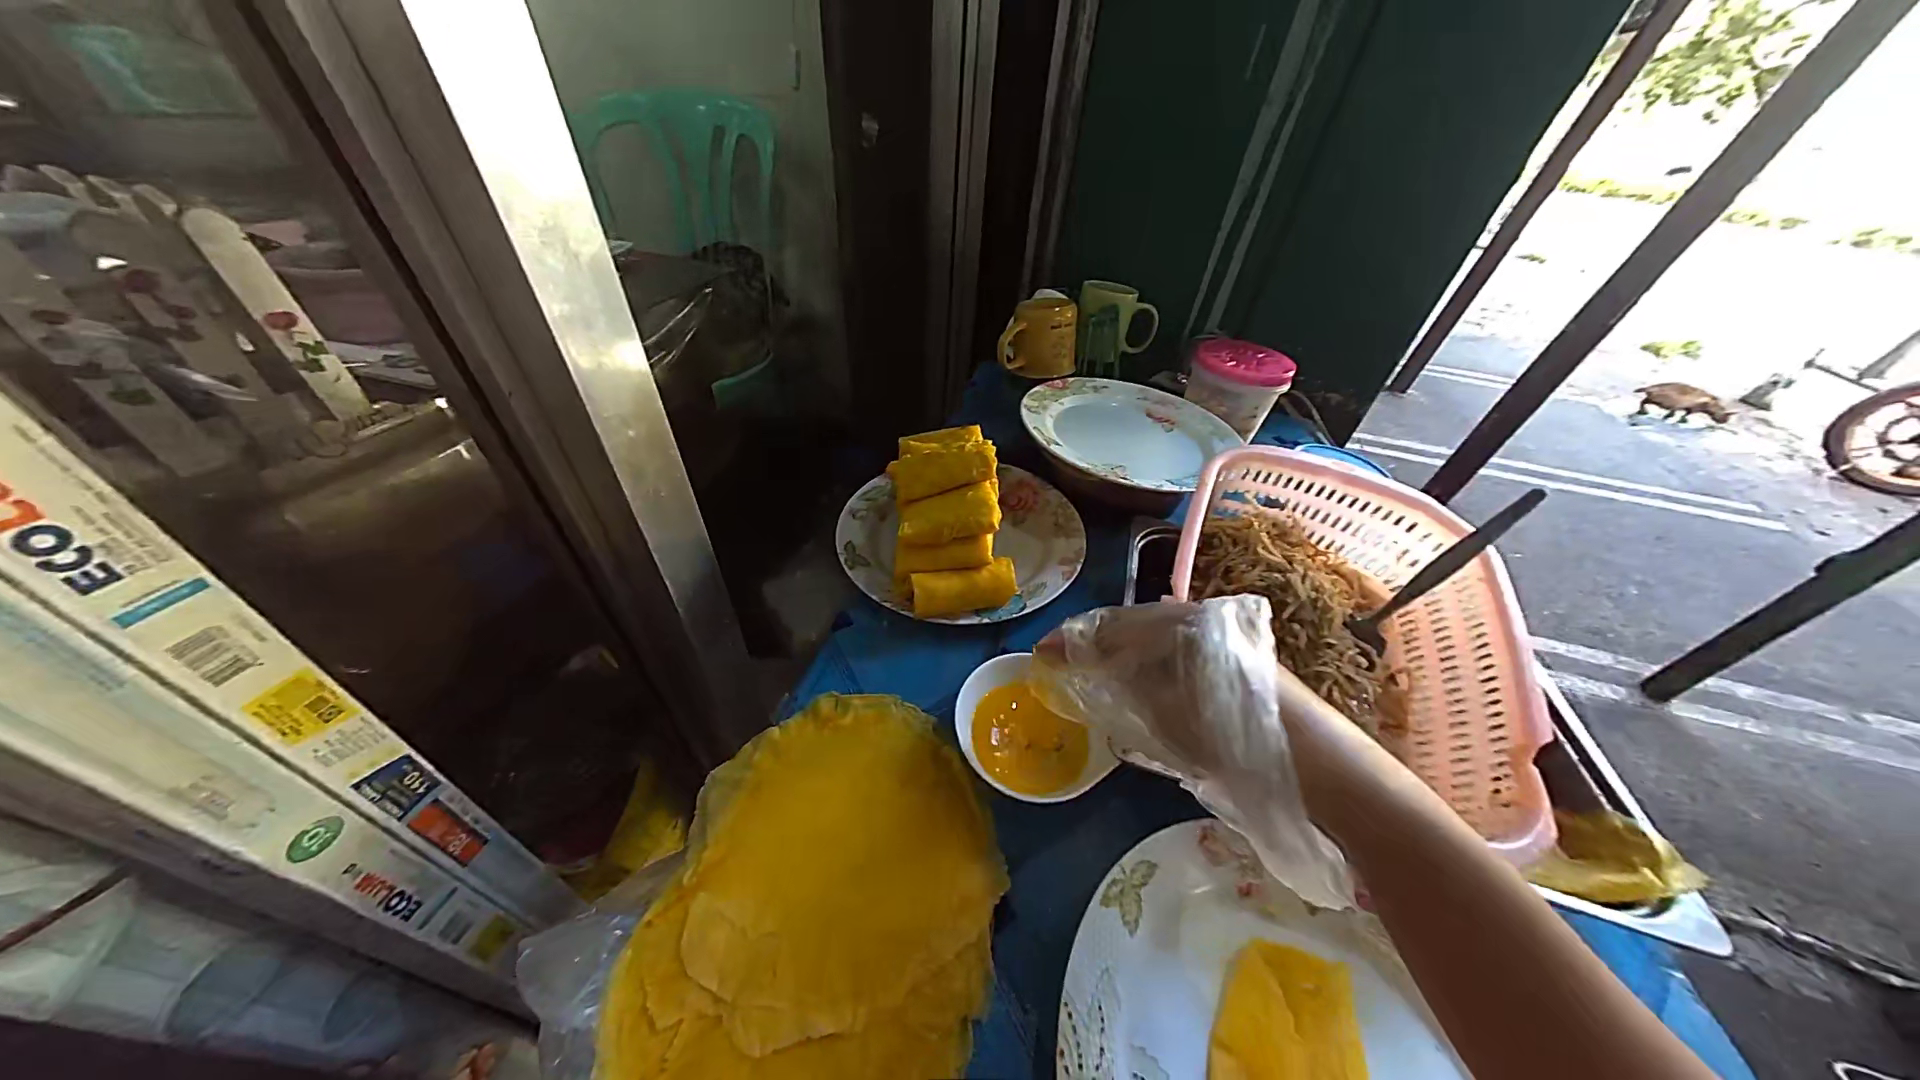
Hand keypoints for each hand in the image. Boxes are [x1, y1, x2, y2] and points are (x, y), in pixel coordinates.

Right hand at [1034, 600, 1430, 836]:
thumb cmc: (1245, 744)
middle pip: (1134, 627)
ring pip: (1156, 642)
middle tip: (1063, 665)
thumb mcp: (1171, 718)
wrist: (1332, 775)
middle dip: (1095, 644)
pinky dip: (1151, 668)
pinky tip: (1141, 687)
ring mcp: (1226, 642)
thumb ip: (1121, 684)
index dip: (1075, 639)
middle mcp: (1207, 622)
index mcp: (1187, 625)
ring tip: (1093, 676)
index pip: (1115, 624)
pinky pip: (1179, 657)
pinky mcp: (1240, 664)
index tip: (1042, 654)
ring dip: (1122, 656)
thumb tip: (1080, 662)